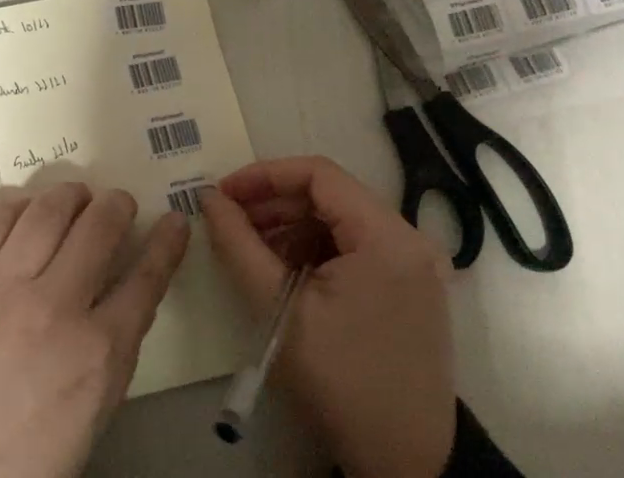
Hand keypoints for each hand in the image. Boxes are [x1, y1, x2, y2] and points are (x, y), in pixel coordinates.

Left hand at [0, 183, 190, 477]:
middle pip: (96, 232)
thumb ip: (111, 344)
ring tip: (76, 195)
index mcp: (97, 349)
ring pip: (43, 215)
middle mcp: (53, 307)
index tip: (173, 222)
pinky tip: (23, 202)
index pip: (146, 279)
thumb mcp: (93, 407)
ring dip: (67, 197)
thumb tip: (121, 288)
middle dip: (116, 207)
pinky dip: (13, 204)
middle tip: (117, 202)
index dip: (165, 243)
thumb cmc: (28, 447)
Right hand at [202, 157, 455, 477]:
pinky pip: (354, 248)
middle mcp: (410, 241)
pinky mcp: (410, 289)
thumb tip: (209, 197)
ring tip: (248, 249)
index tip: (221, 194)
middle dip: (272, 203)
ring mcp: (415, 266)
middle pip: (330, 195)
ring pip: (339, 221)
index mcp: (387, 238)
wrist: (404, 458)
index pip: (318, 174)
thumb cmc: (338, 377)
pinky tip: (281, 271)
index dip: (263, 175)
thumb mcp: (276, 305)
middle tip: (227, 221)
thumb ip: (237, 241)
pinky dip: (313, 249)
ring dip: (290, 227)